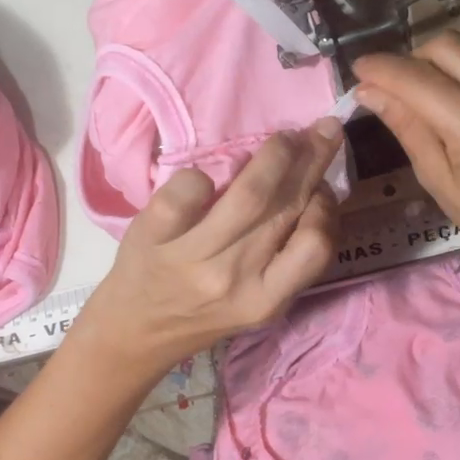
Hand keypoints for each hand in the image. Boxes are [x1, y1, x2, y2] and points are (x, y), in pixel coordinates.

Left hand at [74, 121, 341, 376]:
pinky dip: (202, 175)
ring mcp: (192, 257)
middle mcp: (232, 279)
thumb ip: (286, 256)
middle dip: (312, 160)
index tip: (323, 186)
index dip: (326, 208)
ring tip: (285, 138)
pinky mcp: (153, 235)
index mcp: (265, 299)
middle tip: (325, 129)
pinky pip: (189, 188)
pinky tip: (208, 176)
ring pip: (248, 194)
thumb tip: (317, 189)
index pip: (315, 246)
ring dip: (274, 156)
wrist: (134, 331)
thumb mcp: (258, 300)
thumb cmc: (205, 311)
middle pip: (285, 208)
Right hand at [353, 33, 459, 288]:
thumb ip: (407, 128)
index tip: (358, 69)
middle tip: (398, 86)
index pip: (419, 80)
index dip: (382, 69)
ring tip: (438, 104)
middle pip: (446, 46)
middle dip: (412, 59)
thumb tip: (368, 90)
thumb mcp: (438, 183)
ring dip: (444, 70)